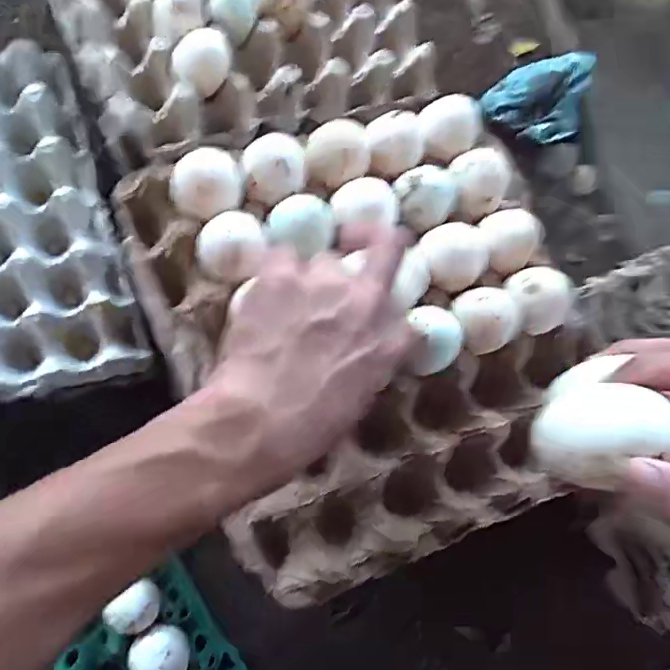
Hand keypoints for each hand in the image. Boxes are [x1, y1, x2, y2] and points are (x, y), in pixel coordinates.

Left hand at [195, 224, 413, 497]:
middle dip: (372, 241)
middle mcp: (366, 301)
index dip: (394, 301)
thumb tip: (363, 350)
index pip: (411, 307)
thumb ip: (370, 363)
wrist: (259, 418)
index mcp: (390, 342)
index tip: (381, 296)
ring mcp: (325, 281)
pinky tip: (264, 291)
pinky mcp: (282, 274)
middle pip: (383, 247)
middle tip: (356, 241)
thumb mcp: (358, 399)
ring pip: (324, 257)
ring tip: (287, 299)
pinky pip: (282, 254)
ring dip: (312, 274)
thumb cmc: (307, 428)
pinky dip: (275, 270)